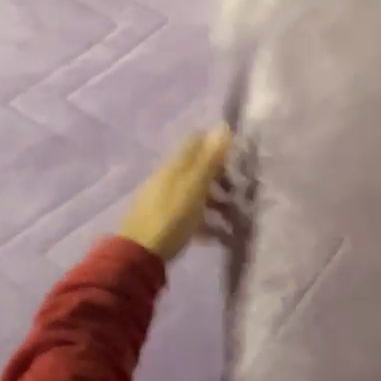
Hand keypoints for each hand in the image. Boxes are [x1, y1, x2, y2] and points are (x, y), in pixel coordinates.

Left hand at [116, 128, 231, 260]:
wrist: (139, 254)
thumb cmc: (170, 217)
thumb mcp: (194, 186)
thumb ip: (209, 158)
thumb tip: (223, 125)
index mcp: (176, 165)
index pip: (197, 142)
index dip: (218, 145)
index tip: (239, 158)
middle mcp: (170, 177)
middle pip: (200, 168)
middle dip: (222, 177)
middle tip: (241, 191)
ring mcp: (167, 199)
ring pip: (198, 192)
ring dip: (219, 201)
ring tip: (235, 216)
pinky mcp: (166, 220)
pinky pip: (192, 214)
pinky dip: (208, 221)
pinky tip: (220, 234)